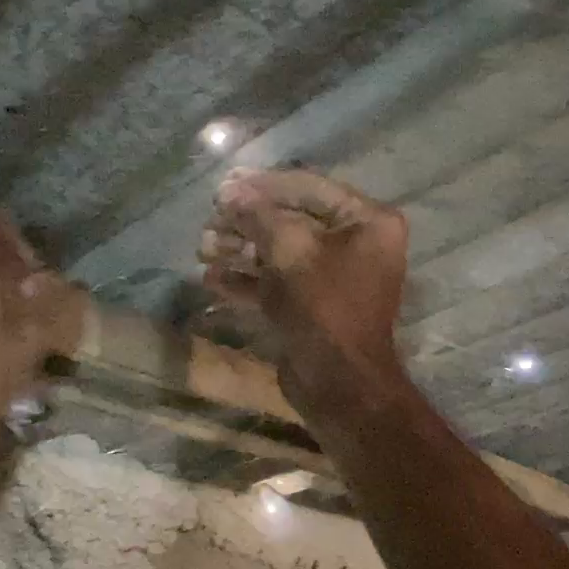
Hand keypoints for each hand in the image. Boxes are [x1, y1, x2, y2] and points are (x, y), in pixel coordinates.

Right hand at [199, 169, 408, 401]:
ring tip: (202, 248)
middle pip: (291, 219)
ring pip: (279, 252)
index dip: (262, 184)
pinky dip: (245, 279)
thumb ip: (257, 213)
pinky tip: (210, 278)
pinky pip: (276, 282)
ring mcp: (333, 277)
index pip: (308, 187)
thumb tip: (229, 192)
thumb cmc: (322, 305)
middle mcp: (355, 243)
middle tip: (209, 220)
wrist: (338, 384)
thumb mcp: (289, 249)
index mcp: (366, 221)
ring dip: (239, 248)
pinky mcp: (312, 306)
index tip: (223, 185)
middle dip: (245, 221)